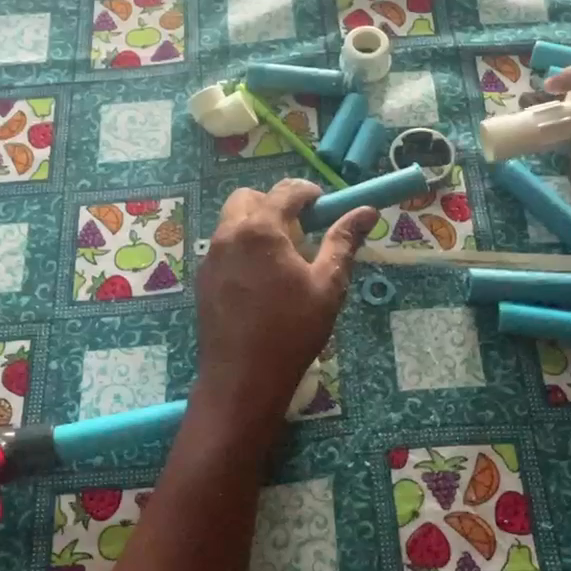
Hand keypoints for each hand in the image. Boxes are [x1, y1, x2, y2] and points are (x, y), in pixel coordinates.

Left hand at [192, 179, 376, 442]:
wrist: (242, 379)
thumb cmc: (292, 330)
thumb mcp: (328, 285)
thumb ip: (344, 242)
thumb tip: (367, 211)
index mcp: (260, 229)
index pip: (285, 191)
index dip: (308, 193)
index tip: (324, 206)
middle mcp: (228, 234)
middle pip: (248, 198)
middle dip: (274, 204)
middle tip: (300, 231)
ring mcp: (210, 257)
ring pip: (232, 222)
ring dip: (256, 225)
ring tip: (283, 258)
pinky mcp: (203, 279)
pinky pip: (223, 247)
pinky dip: (242, 248)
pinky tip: (262, 281)